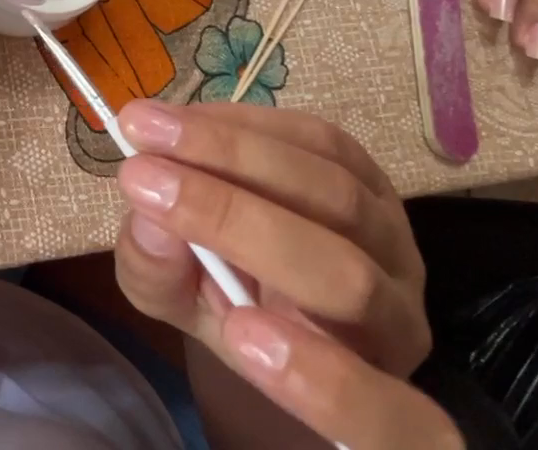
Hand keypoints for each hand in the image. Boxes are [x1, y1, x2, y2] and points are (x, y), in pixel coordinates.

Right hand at [112, 101, 457, 448]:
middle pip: (343, 277)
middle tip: (139, 177)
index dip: (326, 384)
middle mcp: (398, 318)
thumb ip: (159, 276)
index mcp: (359, 381)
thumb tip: (151, 222)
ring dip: (228, 151)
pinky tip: (186, 118)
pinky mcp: (372, 175)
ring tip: (147, 130)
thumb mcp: (177, 305)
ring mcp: (396, 240)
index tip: (239, 331)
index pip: (389, 420)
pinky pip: (322, 144)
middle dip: (231, 219)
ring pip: (334, 195)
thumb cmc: (227, 302)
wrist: (266, 263)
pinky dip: (247, 126)